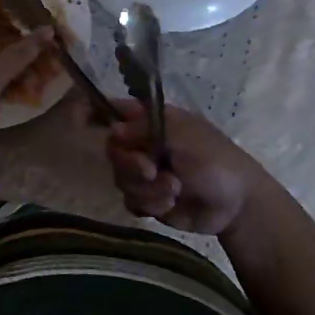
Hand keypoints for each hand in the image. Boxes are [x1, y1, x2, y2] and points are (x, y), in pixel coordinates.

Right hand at [97, 101, 272, 235]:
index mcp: (153, 121)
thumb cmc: (216, 160)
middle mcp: (144, 144)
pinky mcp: (149, 199)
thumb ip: (146, 131)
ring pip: (121, 179)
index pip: (115, 110)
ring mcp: (145, 173)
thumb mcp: (184, 138)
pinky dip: (149, 202)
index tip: (77, 119)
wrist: (238, 205)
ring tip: (174, 189)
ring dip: (146, 187)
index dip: (93, 111)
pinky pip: (131, 200)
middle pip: (113, 150)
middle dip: (130, 164)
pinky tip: (171, 202)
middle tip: (152, 170)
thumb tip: (112, 129)